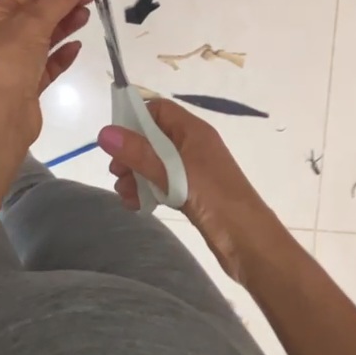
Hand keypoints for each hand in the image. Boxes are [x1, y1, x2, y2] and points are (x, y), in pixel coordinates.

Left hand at [0, 0, 94, 141]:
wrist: (1, 116)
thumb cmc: (10, 62)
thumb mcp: (32, 24)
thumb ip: (56, 1)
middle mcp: (2, 37)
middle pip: (36, 16)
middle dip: (61, 6)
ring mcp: (16, 62)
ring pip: (44, 39)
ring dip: (65, 27)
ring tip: (88, 15)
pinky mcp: (29, 84)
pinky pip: (48, 64)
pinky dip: (62, 54)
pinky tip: (78, 47)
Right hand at [98, 99, 273, 279]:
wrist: (250, 244)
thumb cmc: (214, 199)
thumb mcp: (172, 173)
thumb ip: (137, 153)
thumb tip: (104, 132)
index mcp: (193, 131)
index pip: (159, 110)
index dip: (135, 118)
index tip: (116, 139)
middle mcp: (193, 146)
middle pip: (153, 137)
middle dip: (130, 152)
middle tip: (116, 172)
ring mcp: (194, 170)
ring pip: (155, 162)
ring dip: (136, 174)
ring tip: (123, 192)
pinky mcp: (193, 193)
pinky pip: (163, 182)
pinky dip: (148, 189)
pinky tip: (136, 204)